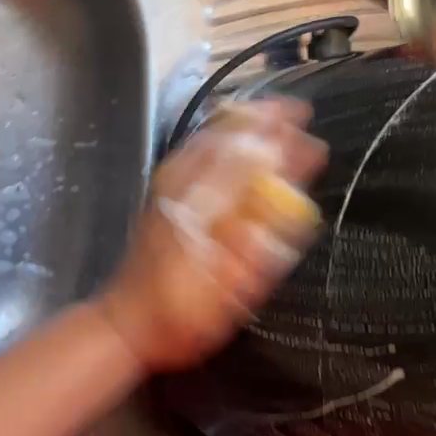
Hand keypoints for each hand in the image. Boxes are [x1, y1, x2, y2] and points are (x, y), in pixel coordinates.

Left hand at [94, 97, 326, 372]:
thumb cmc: (183, 313)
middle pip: (228, 140)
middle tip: (295, 111)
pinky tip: (226, 137)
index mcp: (206, 206)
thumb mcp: (228, 289)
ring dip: (240, 124)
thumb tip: (287, 200)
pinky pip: (190, 154)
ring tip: (269, 113)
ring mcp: (168, 188)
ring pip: (207, 141)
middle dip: (264, 122)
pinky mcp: (159, 195)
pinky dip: (213, 137)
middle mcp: (185, 187)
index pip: (251, 158)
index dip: (282, 142)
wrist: (127, 323)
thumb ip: (258, 242)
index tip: (308, 133)